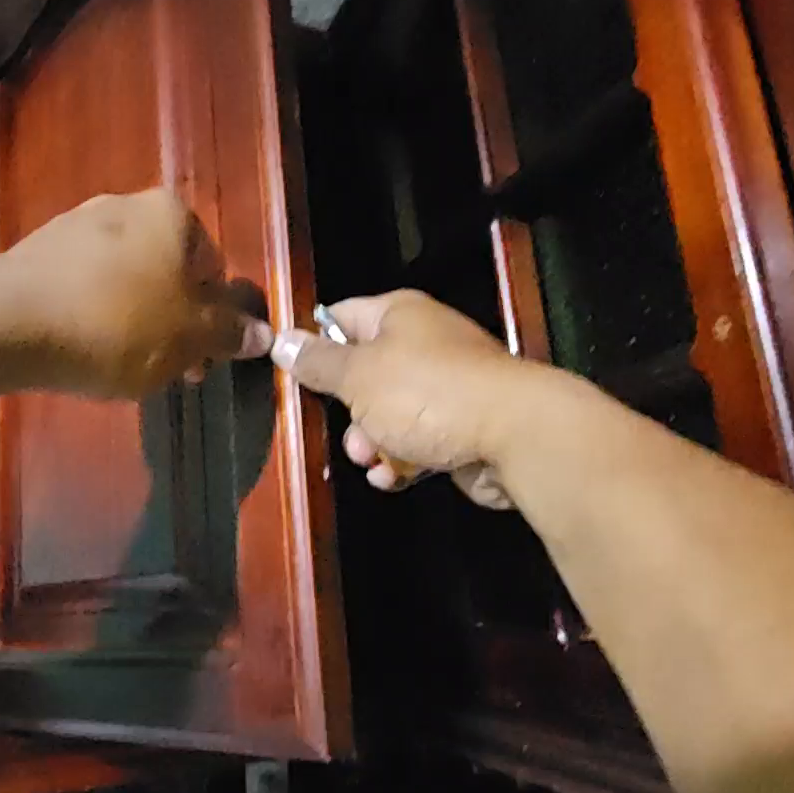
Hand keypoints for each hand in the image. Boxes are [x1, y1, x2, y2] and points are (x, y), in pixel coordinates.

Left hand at [0, 188, 270, 397]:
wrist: (9, 324)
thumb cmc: (118, 325)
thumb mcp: (190, 338)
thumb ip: (230, 333)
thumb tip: (264, 334)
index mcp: (172, 215)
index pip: (214, 268)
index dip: (215, 319)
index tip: (201, 359)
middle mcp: (126, 205)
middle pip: (170, 272)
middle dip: (175, 321)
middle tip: (169, 368)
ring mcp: (77, 224)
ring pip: (128, 279)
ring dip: (138, 319)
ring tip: (124, 365)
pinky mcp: (38, 251)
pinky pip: (86, 286)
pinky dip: (96, 314)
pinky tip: (86, 348)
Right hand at [270, 290, 537, 508]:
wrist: (512, 435)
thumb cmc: (426, 394)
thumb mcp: (358, 376)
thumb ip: (317, 362)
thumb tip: (281, 340)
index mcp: (398, 316)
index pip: (341, 316)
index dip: (315, 343)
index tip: (294, 374)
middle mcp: (422, 345)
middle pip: (363, 374)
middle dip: (348, 410)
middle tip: (346, 433)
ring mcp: (444, 388)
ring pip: (387, 414)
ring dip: (371, 442)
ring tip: (372, 460)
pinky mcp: (459, 427)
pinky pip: (416, 441)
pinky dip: (401, 459)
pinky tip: (393, 476)